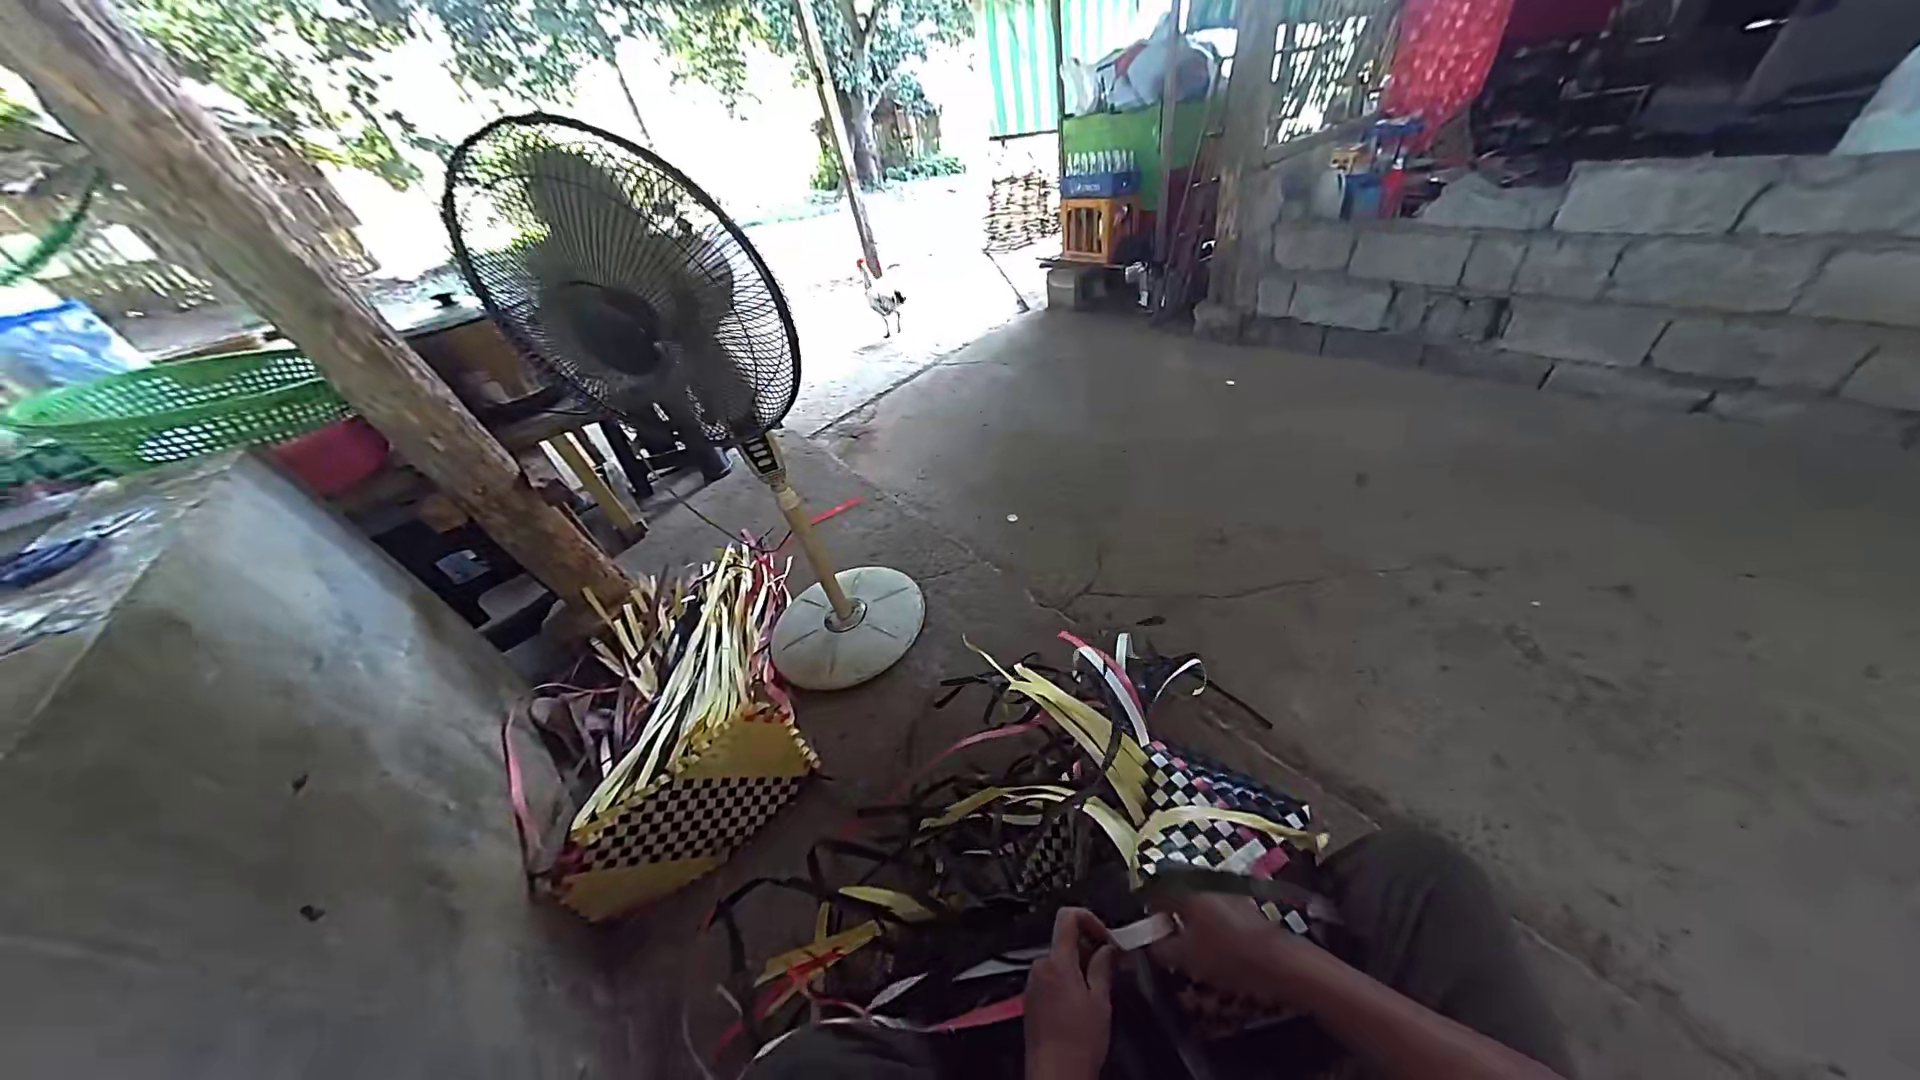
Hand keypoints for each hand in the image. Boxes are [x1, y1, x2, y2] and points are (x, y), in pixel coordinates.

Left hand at [1025, 908, 1117, 1079]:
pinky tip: (1080, 1005)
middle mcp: (1040, 966)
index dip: (1089, 919)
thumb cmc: (1080, 1041)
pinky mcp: (1031, 999)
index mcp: (1057, 961)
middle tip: (1110, 967)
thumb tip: (1108, 947)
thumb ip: (1102, 967)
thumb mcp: (1100, 1001)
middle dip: (1088, 949)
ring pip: (1059, 961)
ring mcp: (1033, 983)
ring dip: (1078, 967)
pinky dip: (1066, 981)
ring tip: (1098, 991)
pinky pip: (1050, 977)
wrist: (1055, 1077)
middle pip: (1064, 941)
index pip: (1067, 917)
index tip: (1105, 937)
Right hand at [1149, 892, 1326, 1003]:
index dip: (1147, 911)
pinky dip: (1205, 917)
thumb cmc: (1225, 954)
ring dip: (1186, 914)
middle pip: (1173, 890)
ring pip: (1193, 896)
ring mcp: (1221, 886)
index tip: (1149, 932)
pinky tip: (1211, 940)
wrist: (1277, 960)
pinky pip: (1211, 903)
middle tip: (1168, 936)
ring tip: (1189, 941)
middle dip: (1167, 911)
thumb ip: (1160, 948)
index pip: (1153, 891)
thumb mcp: (1185, 957)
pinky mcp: (1238, 898)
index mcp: (1182, 887)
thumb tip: (1148, 943)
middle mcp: (1199, 879)